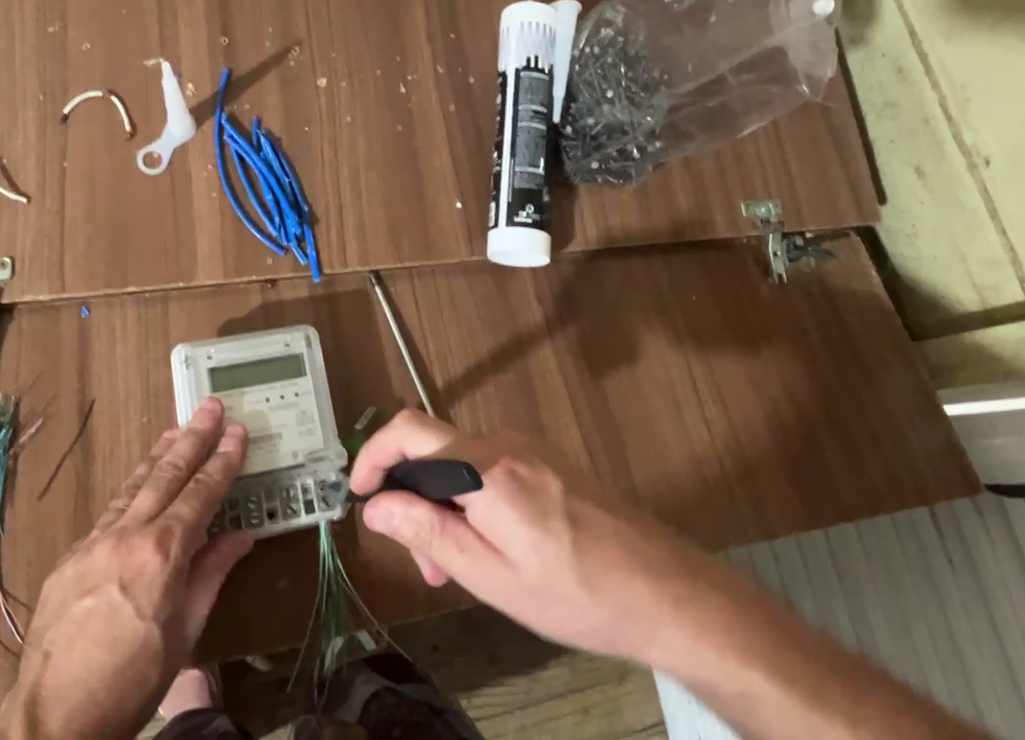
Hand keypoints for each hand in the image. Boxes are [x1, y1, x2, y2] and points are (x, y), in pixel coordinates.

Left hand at [0, 400, 252, 739]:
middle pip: (166, 475)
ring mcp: (92, 544)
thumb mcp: (185, 632)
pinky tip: (139, 487)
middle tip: (210, 406)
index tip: (238, 431)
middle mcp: (126, 536)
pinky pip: (109, 513)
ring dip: (158, 456)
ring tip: (177, 430)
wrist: (54, 717)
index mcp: (162, 553)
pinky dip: (131, 491)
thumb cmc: (133, 680)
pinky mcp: (70, 559)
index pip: (201, 494)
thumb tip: (240, 537)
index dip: (223, 461)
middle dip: (192, 438)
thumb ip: (211, 575)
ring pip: (132, 487)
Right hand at [350, 410, 718, 664]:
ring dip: (443, 506)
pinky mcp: (549, 462)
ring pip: (460, 462)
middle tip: (423, 564)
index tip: (358, 497)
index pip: (407, 432)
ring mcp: (531, 448)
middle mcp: (505, 442)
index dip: (372, 457)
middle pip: (432, 449)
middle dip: (412, 499)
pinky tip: (489, 548)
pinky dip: (472, 501)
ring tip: (456, 567)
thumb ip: (428, 531)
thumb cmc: (576, 592)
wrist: (665, 590)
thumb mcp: (490, 575)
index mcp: (486, 466)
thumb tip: (376, 505)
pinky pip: (490, 468)